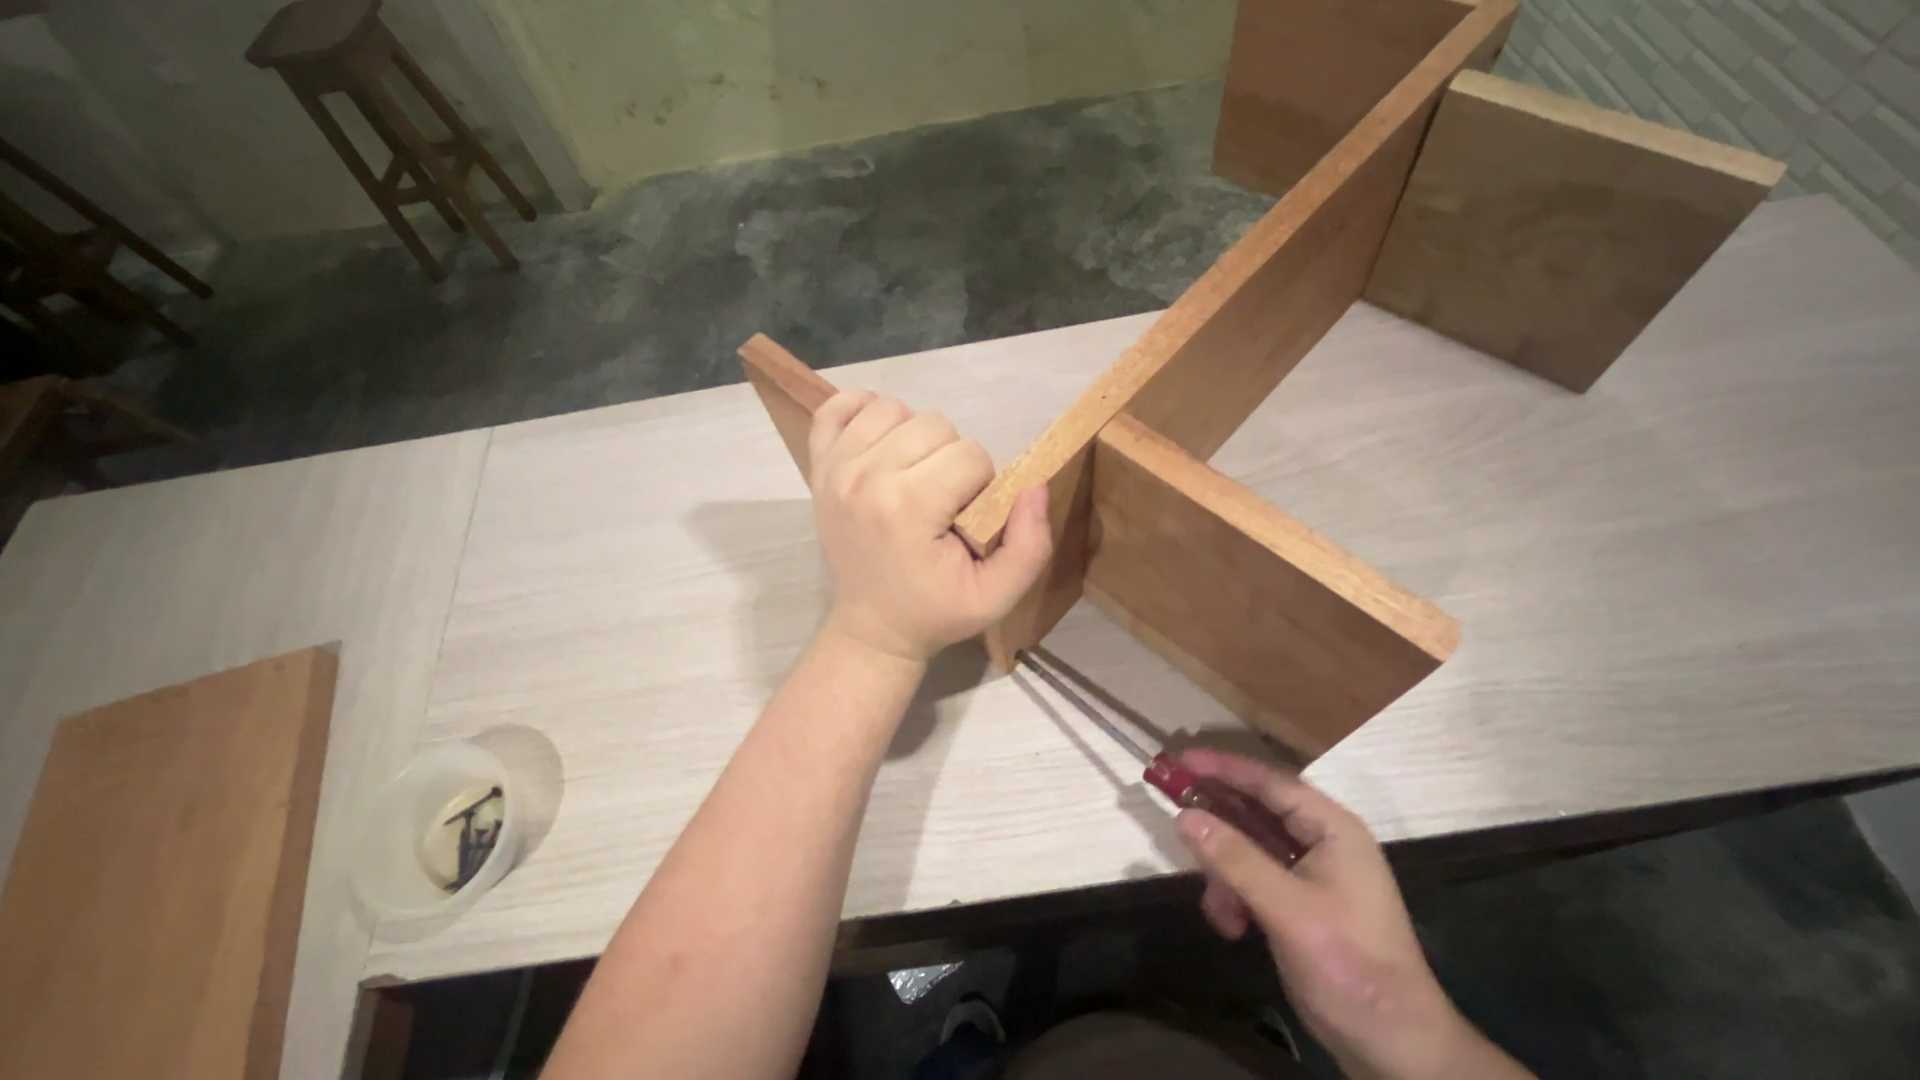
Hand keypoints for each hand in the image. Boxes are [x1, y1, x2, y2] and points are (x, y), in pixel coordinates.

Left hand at [808, 390, 1051, 663]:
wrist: (871, 629)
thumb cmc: (934, 612)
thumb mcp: (996, 597)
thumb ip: (1030, 545)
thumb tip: (1036, 485)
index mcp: (908, 506)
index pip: (971, 455)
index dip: (982, 484)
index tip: (966, 518)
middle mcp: (867, 476)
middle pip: (935, 424)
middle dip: (952, 460)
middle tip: (942, 502)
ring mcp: (836, 468)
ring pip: (894, 409)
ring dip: (915, 437)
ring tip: (916, 475)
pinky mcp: (819, 466)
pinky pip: (837, 408)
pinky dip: (863, 413)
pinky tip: (881, 441)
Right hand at [1174, 751, 1530, 1079]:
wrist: (1393, 1043)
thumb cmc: (1350, 965)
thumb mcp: (1288, 909)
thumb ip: (1236, 859)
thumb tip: (1183, 816)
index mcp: (1333, 829)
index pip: (1271, 782)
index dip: (1223, 768)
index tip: (1179, 761)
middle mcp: (1321, 842)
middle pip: (1256, 812)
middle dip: (1218, 825)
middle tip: (1177, 820)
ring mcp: (1310, 875)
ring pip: (1247, 850)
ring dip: (1224, 875)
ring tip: (1221, 911)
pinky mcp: (1297, 904)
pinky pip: (1251, 881)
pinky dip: (1234, 898)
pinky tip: (1232, 927)